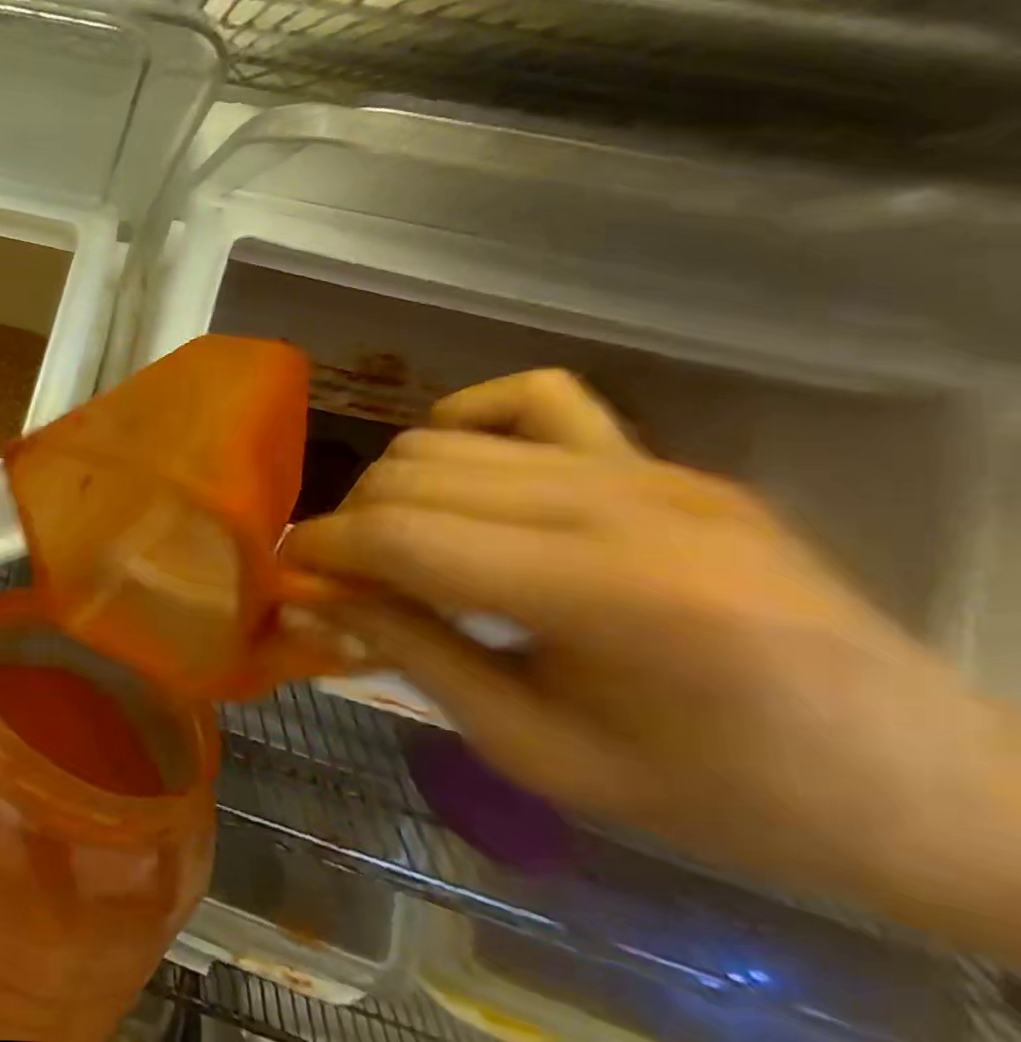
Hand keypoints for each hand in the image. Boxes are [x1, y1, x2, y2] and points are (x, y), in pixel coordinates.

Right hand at [281, 370, 1020, 957]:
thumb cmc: (713, 795)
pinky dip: (468, 420)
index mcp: (603, 594)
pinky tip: (455, 469)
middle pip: (416, 476)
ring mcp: (647, 466)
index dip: (321, 549)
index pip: (405, 537)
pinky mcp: (662, 458)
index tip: (282, 573)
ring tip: (390, 545)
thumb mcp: (536, 753)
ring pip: (451, 438)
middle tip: (337, 580)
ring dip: (394, 488)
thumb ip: (413, 659)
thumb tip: (309, 606)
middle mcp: (621, 502)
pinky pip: (535, 396)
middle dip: (348, 524)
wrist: (908, 779)